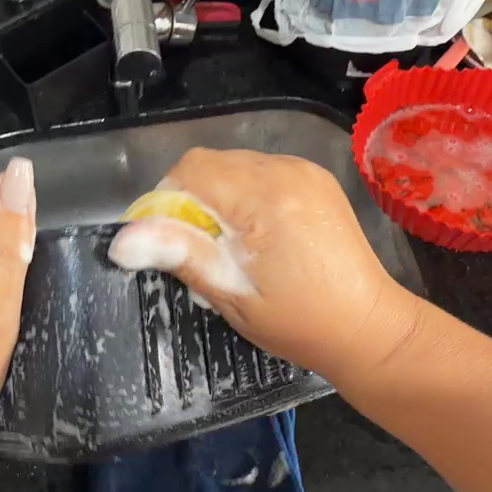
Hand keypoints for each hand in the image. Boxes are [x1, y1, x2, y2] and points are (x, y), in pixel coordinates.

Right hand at [107, 148, 423, 384]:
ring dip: (219, 196)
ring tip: (234, 244)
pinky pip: (261, 170)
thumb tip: (121, 241)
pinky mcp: (315, 176)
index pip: (190, 170)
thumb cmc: (298, 321)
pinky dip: (246, 194)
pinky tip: (259, 233)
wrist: (369, 327)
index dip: (167, 201)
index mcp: (264, 198)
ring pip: (234, 164)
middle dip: (194, 200)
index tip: (173, 242)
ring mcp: (304, 170)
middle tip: (204, 250)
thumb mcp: (232, 295)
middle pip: (211, 164)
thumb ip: (180, 255)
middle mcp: (285, 171)